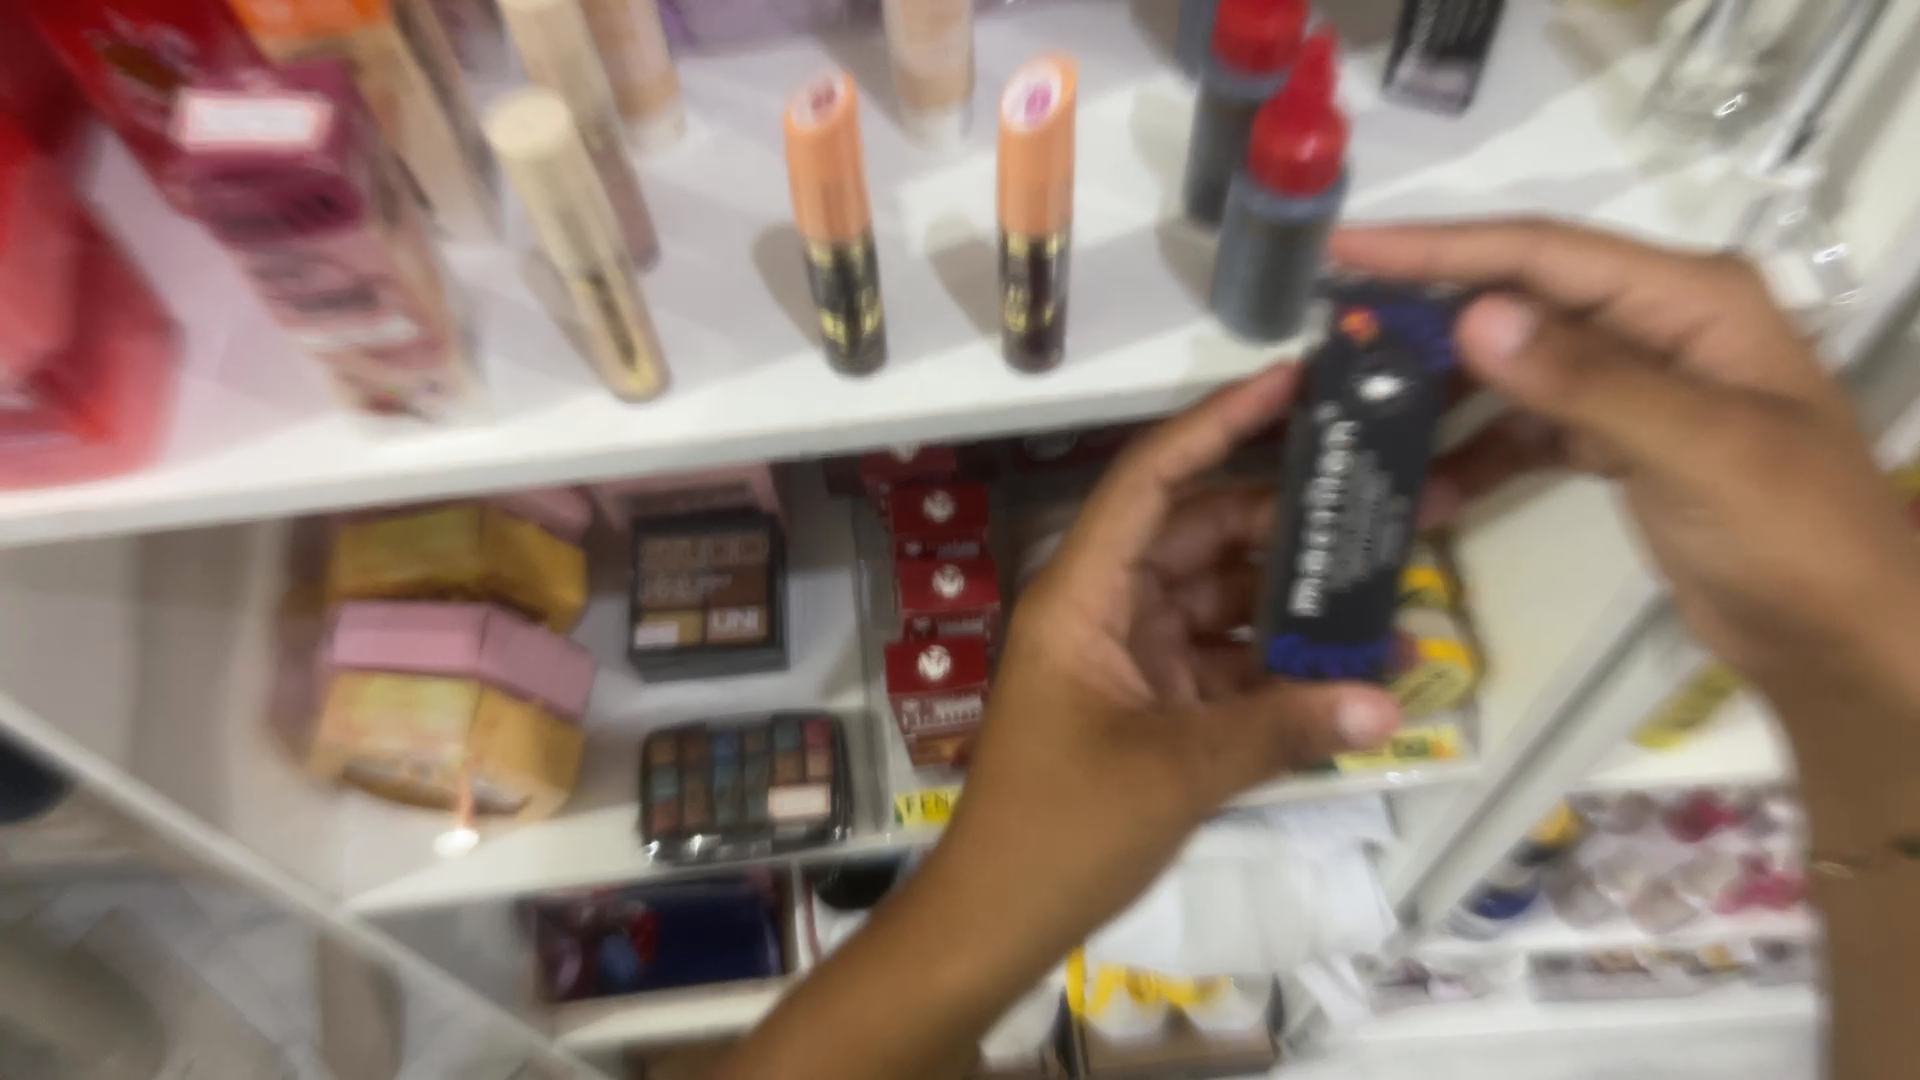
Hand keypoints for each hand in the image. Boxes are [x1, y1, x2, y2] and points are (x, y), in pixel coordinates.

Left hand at [931, 366, 1403, 954]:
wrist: (1002, 908)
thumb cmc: (1063, 826)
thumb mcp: (1176, 771)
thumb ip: (1281, 728)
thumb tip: (1389, 699)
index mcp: (1082, 593)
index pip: (1149, 481)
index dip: (1215, 425)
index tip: (1289, 386)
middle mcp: (1103, 605)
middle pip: (1200, 534)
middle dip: (1285, 521)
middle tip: (1384, 502)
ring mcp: (1127, 651)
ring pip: (1218, 596)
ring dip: (1291, 598)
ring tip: (1388, 584)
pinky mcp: (1148, 697)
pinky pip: (1219, 656)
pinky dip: (1275, 663)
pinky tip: (1350, 669)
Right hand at [1332, 219, 1919, 704]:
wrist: (1838, 632)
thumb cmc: (1795, 534)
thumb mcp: (1698, 450)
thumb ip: (1587, 382)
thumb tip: (1474, 318)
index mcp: (1682, 299)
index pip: (1536, 253)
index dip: (1435, 248)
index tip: (1345, 250)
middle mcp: (1644, 325)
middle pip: (1508, 302)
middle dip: (1419, 319)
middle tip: (1333, 335)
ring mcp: (1618, 382)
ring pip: (1499, 370)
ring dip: (1434, 400)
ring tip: (1360, 419)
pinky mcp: (1598, 436)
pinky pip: (1510, 431)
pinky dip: (1465, 460)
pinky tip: (1426, 496)